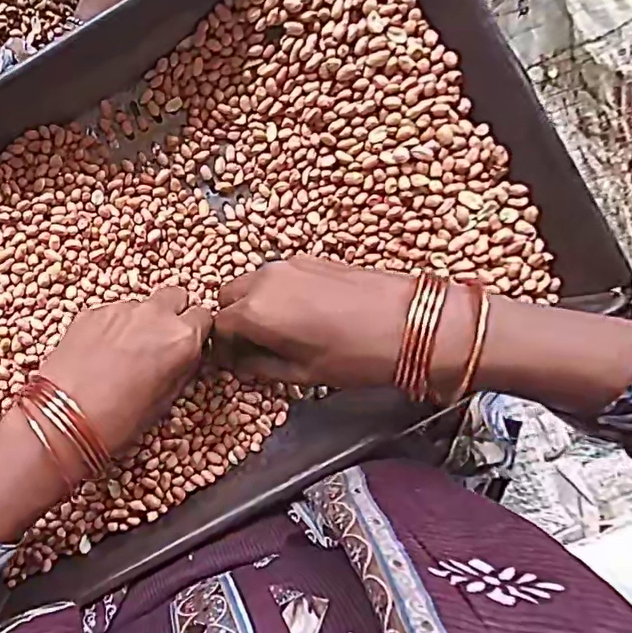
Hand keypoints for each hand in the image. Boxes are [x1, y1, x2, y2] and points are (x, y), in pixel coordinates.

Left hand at [39, 286, 213, 454]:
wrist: (64, 418)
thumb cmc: (117, 420)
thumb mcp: (165, 401)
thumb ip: (181, 369)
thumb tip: (183, 359)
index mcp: (181, 337)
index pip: (204, 316)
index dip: (196, 331)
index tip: (188, 345)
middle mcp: (154, 314)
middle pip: (175, 296)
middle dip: (171, 314)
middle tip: (159, 341)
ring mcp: (120, 309)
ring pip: (141, 304)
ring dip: (139, 321)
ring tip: (123, 353)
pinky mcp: (91, 311)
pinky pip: (111, 312)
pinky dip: (111, 326)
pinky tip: (100, 352)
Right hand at [212, 256, 412, 388]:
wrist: (414, 322)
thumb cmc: (356, 356)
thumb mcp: (302, 373)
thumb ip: (260, 366)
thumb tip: (241, 362)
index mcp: (254, 311)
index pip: (217, 325)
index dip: (221, 346)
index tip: (232, 360)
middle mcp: (263, 280)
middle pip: (227, 297)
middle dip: (233, 319)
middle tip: (252, 344)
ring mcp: (287, 265)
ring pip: (251, 282)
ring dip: (252, 303)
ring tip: (278, 329)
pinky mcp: (309, 259)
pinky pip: (276, 275)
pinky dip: (274, 292)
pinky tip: (300, 312)